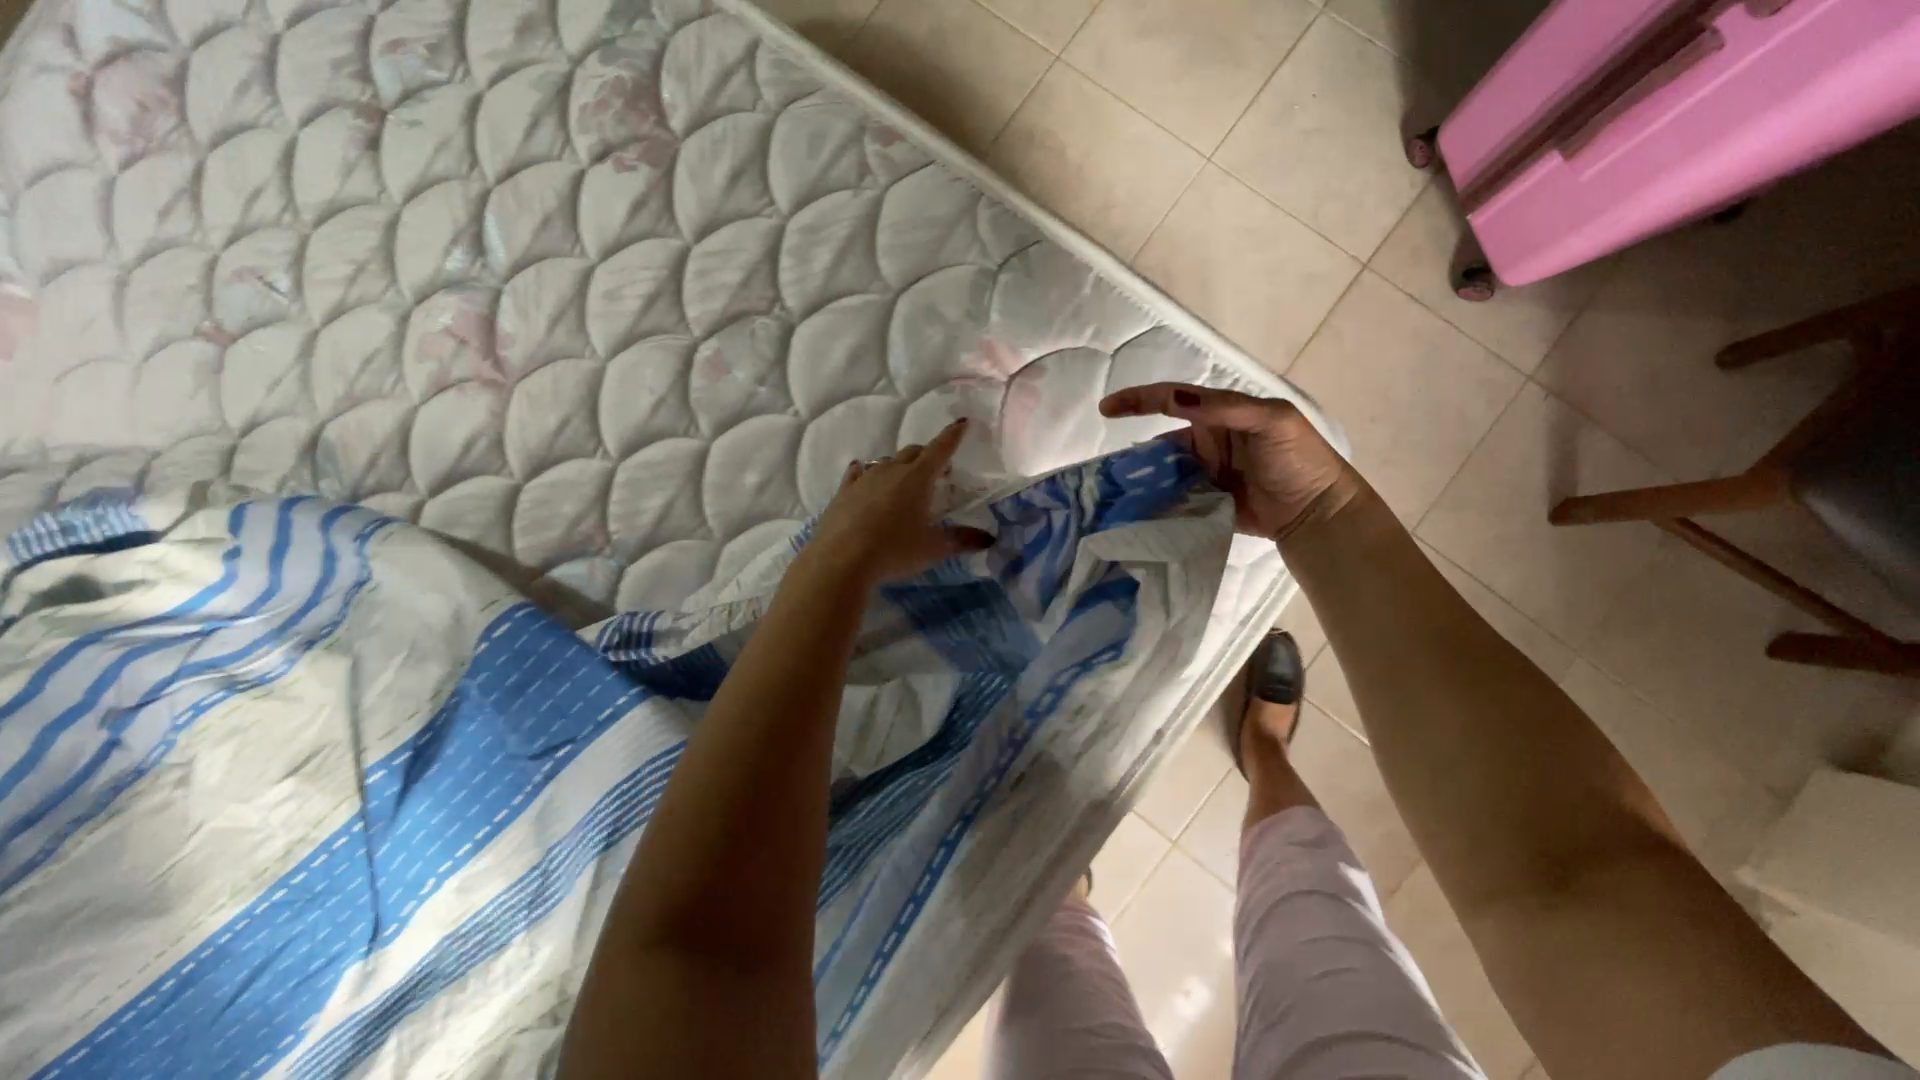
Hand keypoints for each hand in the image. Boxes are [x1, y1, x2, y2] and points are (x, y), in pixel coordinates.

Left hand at [802, 419, 994, 584]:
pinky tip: (863, 474)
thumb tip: (989, 539)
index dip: (953, 436)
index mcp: (917, 478)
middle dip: (928, 456)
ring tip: (905, 480)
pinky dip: (867, 472)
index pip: (940, 449)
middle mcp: (891, 470)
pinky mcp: (843, 491)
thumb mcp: (932, 548)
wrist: (841, 560)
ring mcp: (864, 478)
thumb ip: (961, 540)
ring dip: (900, 465)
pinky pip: (858, 473)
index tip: (962, 423)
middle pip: (913, 452)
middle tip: (938, 471)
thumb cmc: (894, 551)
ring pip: (886, 461)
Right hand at [1099, 383, 1363, 541]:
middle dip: (1134, 457)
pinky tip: (1138, 515)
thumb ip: (1225, 408)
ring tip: (1115, 497)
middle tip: (1106, 473)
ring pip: (1163, 475)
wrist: (1318, 512)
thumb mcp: (1271, 420)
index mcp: (1219, 415)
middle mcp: (1207, 443)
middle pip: (1159, 444)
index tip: (1106, 409)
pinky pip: (1174, 502)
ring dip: (1142, 484)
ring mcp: (1205, 475)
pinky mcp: (1205, 504)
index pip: (1171, 401)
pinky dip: (1157, 507)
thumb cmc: (1300, 459)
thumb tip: (1175, 399)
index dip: (1138, 401)